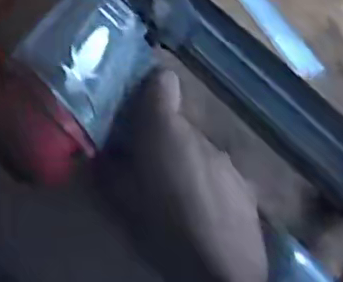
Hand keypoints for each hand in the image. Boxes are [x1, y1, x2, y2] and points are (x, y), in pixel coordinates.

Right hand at [96, 68, 267, 281]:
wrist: (225, 274)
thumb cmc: (163, 222)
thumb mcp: (118, 192)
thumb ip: (106, 160)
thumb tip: (94, 143)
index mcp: (164, 126)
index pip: (162, 79)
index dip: (149, 83)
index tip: (133, 98)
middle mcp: (199, 135)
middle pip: (175, 120)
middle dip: (158, 134)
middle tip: (142, 159)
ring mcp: (227, 163)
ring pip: (196, 148)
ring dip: (182, 159)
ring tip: (171, 190)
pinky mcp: (248, 192)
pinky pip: (216, 173)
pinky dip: (204, 182)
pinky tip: (198, 210)